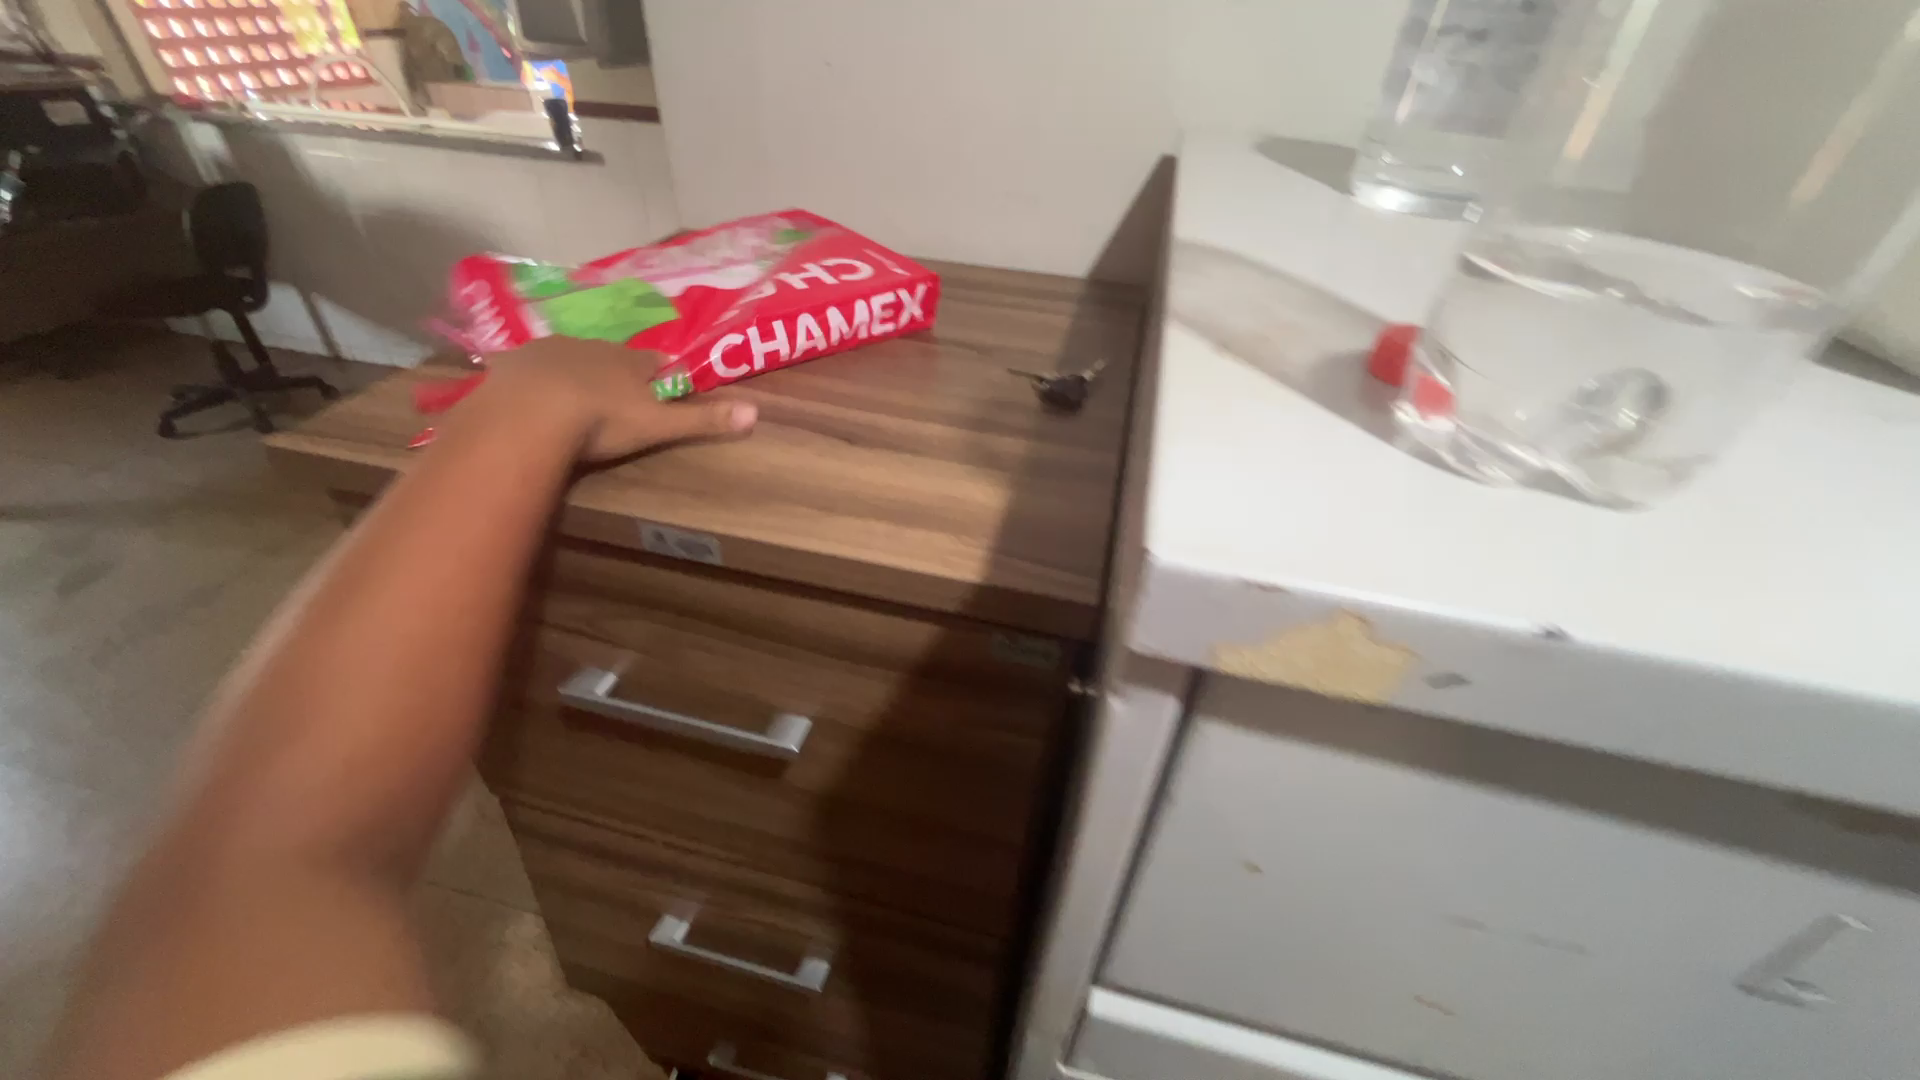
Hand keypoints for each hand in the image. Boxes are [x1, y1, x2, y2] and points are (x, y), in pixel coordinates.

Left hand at [468, 338, 756, 461]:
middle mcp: (591, 346)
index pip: (653, 363)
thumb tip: (757, 413)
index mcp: (629, 361)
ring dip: (573, 373)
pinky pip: (525, 367)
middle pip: (610, 357)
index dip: (658, 376)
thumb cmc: (601, 421)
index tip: (660, 388)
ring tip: (571, 398)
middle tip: (615, 398)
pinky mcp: (510, 364)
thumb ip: (702, 421)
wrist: (528, 416)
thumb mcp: (658, 426)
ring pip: (569, 358)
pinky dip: (531, 378)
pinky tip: (527, 395)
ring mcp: (547, 351)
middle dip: (614, 372)